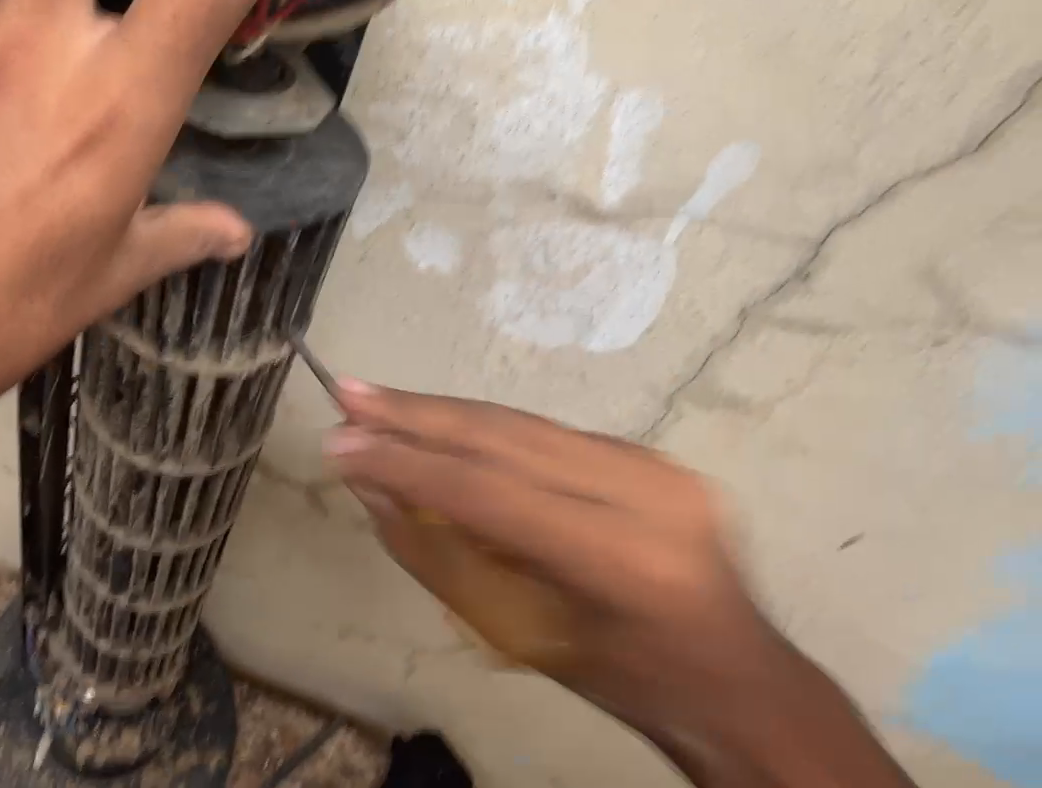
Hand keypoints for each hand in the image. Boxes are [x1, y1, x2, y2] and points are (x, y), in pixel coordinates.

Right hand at [329, 384, 912, 785]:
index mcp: (621, 561)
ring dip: (437, 410)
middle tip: (345, 394)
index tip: (338, 446)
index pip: (488, 492)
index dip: (405, 463)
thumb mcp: (515, 631)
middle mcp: (647, 496)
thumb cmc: (618, 677)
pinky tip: (428, 418)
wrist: (735, 678)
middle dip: (413, 416)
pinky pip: (540, 431)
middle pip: (503, 438)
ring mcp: (655, 467)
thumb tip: (367, 484)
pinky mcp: (649, 452)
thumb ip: (433, 551)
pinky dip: (477, 426)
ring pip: (518, 422)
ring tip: (370, 397)